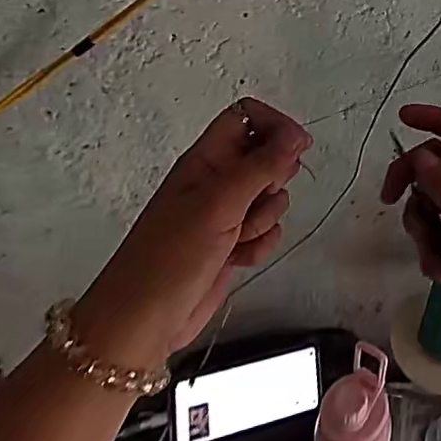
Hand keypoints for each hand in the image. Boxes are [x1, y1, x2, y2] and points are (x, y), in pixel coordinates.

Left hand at [76, 97, 309, 367]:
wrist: (143, 323)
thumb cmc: (171, 257)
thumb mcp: (220, 202)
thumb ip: (263, 164)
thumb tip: (297, 134)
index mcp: (206, 159)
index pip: (248, 117)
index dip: (276, 125)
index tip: (297, 149)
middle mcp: (218, 180)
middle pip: (268, 156)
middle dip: (275, 178)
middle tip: (257, 198)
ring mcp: (226, 213)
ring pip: (272, 196)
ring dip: (265, 218)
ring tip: (237, 237)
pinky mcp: (234, 242)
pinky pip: (268, 230)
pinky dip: (260, 244)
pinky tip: (238, 258)